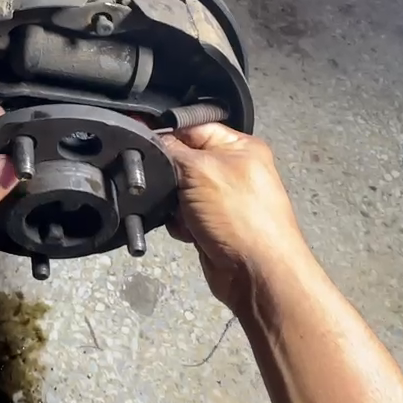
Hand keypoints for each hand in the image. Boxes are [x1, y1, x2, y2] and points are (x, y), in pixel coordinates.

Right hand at [158, 122, 306, 314]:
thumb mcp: (199, 169)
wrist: (258, 275)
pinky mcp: (213, 224)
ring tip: (181, 213)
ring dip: (174, 203)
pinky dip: (179, 222)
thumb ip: (172, 149)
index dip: (168, 133)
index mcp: (240, 146)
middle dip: (170, 174)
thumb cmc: (239, 215)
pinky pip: (183, 214)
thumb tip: (154, 141)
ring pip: (179, 189)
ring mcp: (223, 199)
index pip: (193, 127)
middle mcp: (233, 169)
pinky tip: (187, 231)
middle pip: (183, 159)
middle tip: (167, 185)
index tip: (145, 142)